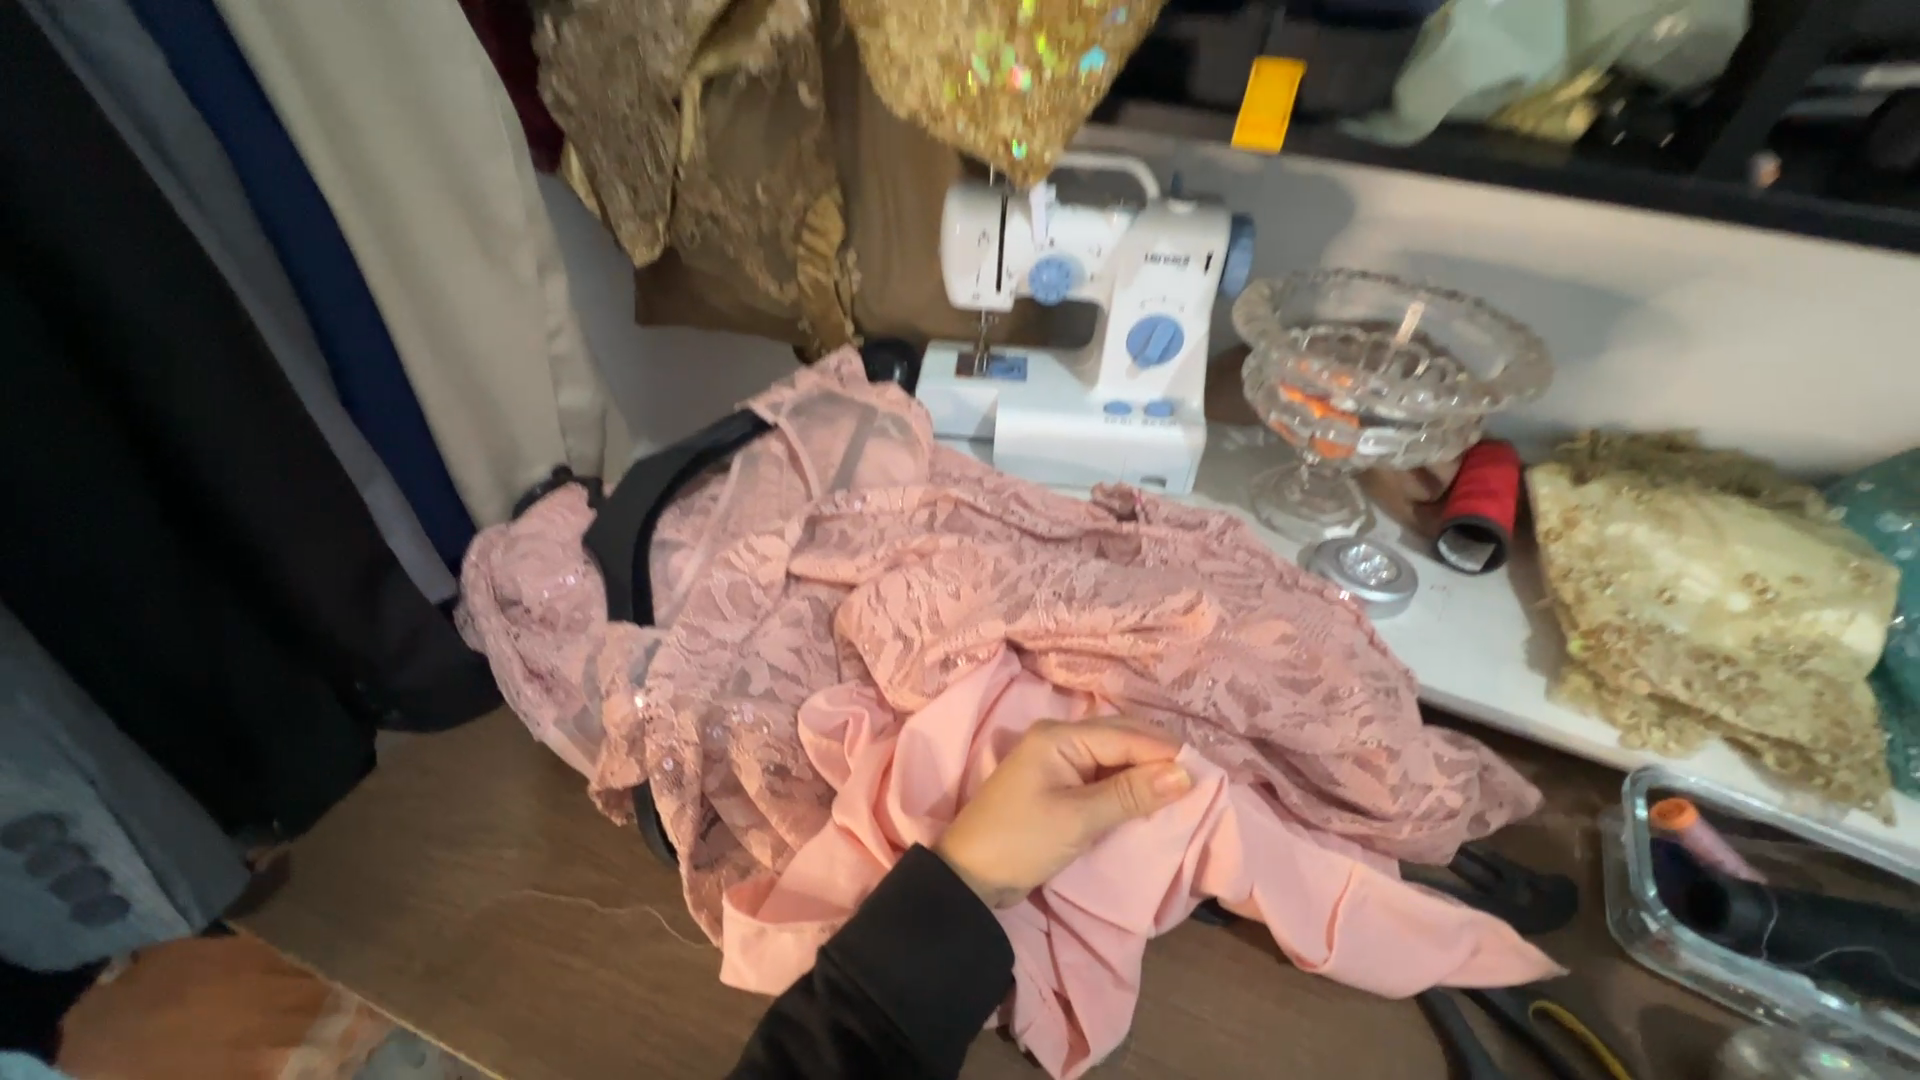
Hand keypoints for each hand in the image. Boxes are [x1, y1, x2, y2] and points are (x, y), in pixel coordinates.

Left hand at [934, 719, 1191, 908]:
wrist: (969, 876)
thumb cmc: (1021, 841)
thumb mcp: (1079, 819)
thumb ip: (1131, 794)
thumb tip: (1185, 773)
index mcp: (1060, 736)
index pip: (1126, 736)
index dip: (1166, 753)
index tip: (1209, 773)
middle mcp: (1060, 737)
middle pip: (1122, 738)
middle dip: (1159, 757)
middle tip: (1202, 781)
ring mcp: (1058, 759)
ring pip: (1114, 755)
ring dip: (1145, 771)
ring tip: (1183, 789)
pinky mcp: (1059, 782)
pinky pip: (1102, 772)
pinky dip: (1127, 783)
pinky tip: (1150, 797)